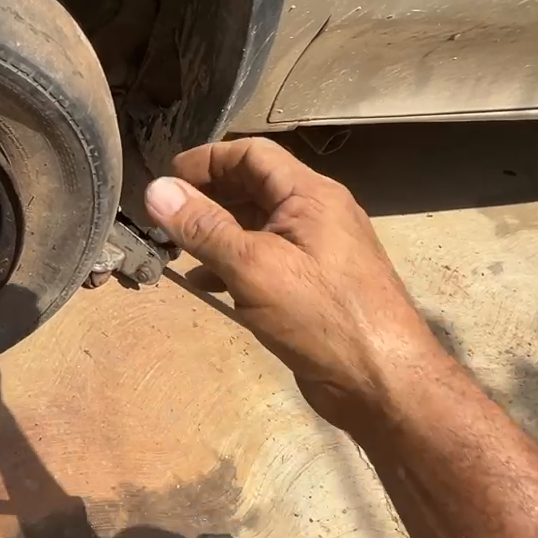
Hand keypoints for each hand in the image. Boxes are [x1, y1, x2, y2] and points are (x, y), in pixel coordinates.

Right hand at [144, 139, 455, 432]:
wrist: (381, 382)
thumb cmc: (320, 316)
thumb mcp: (252, 267)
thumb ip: (203, 227)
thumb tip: (156, 189)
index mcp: (310, 195)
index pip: (251, 154)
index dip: (205, 161)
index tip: (165, 181)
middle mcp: (315, 214)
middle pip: (252, 186)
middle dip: (205, 196)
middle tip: (163, 216)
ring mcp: (315, 250)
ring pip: (254, 224)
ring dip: (214, 231)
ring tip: (176, 248)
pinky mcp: (310, 283)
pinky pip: (262, 257)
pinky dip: (230, 262)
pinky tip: (205, 282)